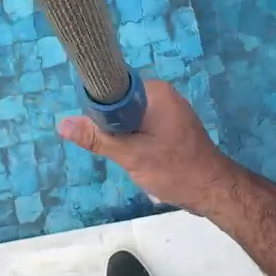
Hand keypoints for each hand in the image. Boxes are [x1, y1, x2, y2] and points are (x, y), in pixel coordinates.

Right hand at [56, 79, 247, 214]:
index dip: (97, 105)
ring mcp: (169, 109)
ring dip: (122, 134)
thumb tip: (62, 124)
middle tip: (109, 146)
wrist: (214, 191)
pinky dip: (134, 138)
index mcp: (154, 91)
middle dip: (109, 123)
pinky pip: (142, 123)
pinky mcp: (171, 125)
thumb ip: (97, 138)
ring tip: (124, 154)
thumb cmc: (174, 169)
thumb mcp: (131, 155)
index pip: (113, 85)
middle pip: (119, 101)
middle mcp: (162, 94)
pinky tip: (137, 156)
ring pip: (130, 115)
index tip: (89, 126)